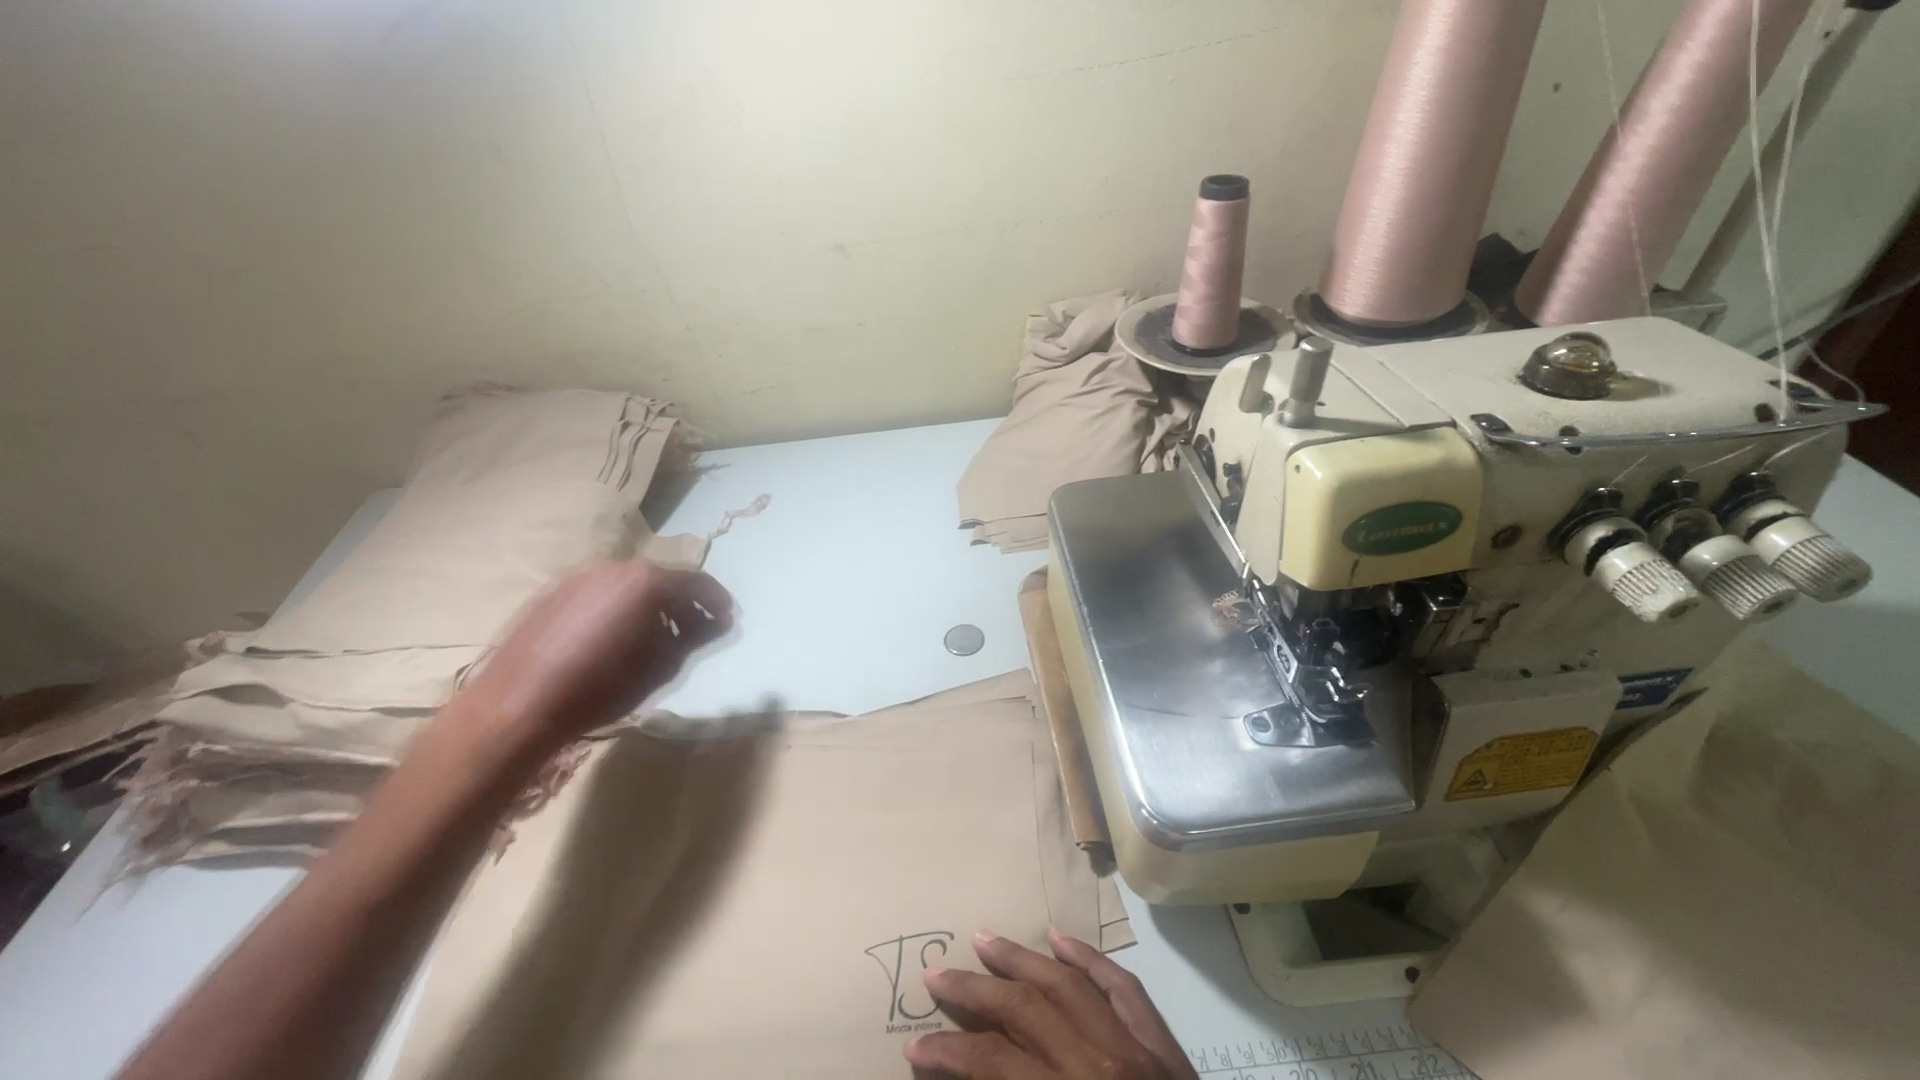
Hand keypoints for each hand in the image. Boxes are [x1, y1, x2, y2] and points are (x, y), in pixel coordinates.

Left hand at [461, 560, 733, 747]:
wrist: (519, 704)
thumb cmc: (600, 688)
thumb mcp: (660, 667)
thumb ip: (694, 638)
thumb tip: (717, 622)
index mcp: (645, 582)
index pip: (695, 583)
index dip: (716, 602)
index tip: (727, 621)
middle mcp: (613, 568)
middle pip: (661, 580)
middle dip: (682, 604)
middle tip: (694, 632)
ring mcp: (579, 578)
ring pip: (628, 586)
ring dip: (649, 606)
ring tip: (655, 639)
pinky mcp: (553, 593)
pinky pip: (600, 594)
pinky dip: (619, 609)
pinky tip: (616, 640)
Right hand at [905, 929, 1196, 1079]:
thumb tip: (969, 1078)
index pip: (991, 1062)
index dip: (947, 1054)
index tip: (915, 1049)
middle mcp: (1097, 1064)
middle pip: (1024, 1010)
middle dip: (974, 991)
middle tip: (935, 975)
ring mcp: (1134, 1046)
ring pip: (1068, 984)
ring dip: (1022, 960)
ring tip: (985, 940)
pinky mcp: (1162, 1042)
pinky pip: (1121, 986)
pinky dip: (1090, 959)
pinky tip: (1059, 938)